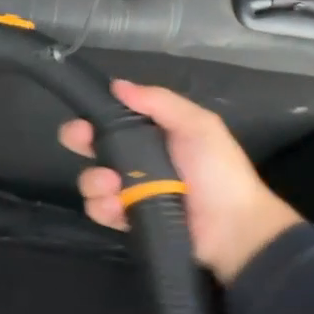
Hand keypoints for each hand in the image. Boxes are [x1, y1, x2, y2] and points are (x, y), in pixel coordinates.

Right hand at [59, 81, 301, 283]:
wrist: (235, 228)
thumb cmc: (219, 171)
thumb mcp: (197, 125)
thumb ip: (159, 101)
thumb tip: (117, 85)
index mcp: (152, 135)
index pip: (112, 121)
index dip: (92, 117)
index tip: (83, 117)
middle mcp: (136, 161)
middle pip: (91, 147)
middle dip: (78, 140)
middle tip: (80, 142)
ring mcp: (130, 193)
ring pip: (91, 181)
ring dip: (94, 179)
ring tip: (113, 185)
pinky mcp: (128, 221)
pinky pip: (100, 211)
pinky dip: (102, 207)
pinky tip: (117, 207)